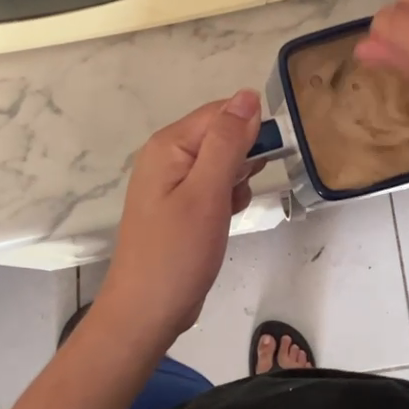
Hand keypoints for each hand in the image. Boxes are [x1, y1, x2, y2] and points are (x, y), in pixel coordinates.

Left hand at [95, 91, 262, 347]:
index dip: (248, 131)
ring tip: (230, 209)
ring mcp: (170, 181)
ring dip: (236, 180)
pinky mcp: (179, 204)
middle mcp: (166, 155)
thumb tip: (248, 95)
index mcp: (169, 144)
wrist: (146, 313)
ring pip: (221, 160)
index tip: (262, 163)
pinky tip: (226, 218)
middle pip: (221, 134)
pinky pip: (213, 184)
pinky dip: (226, 197)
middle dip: (242, 158)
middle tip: (239, 193)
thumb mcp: (207, 193)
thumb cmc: (177, 253)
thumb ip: (227, 141)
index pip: (221, 112)